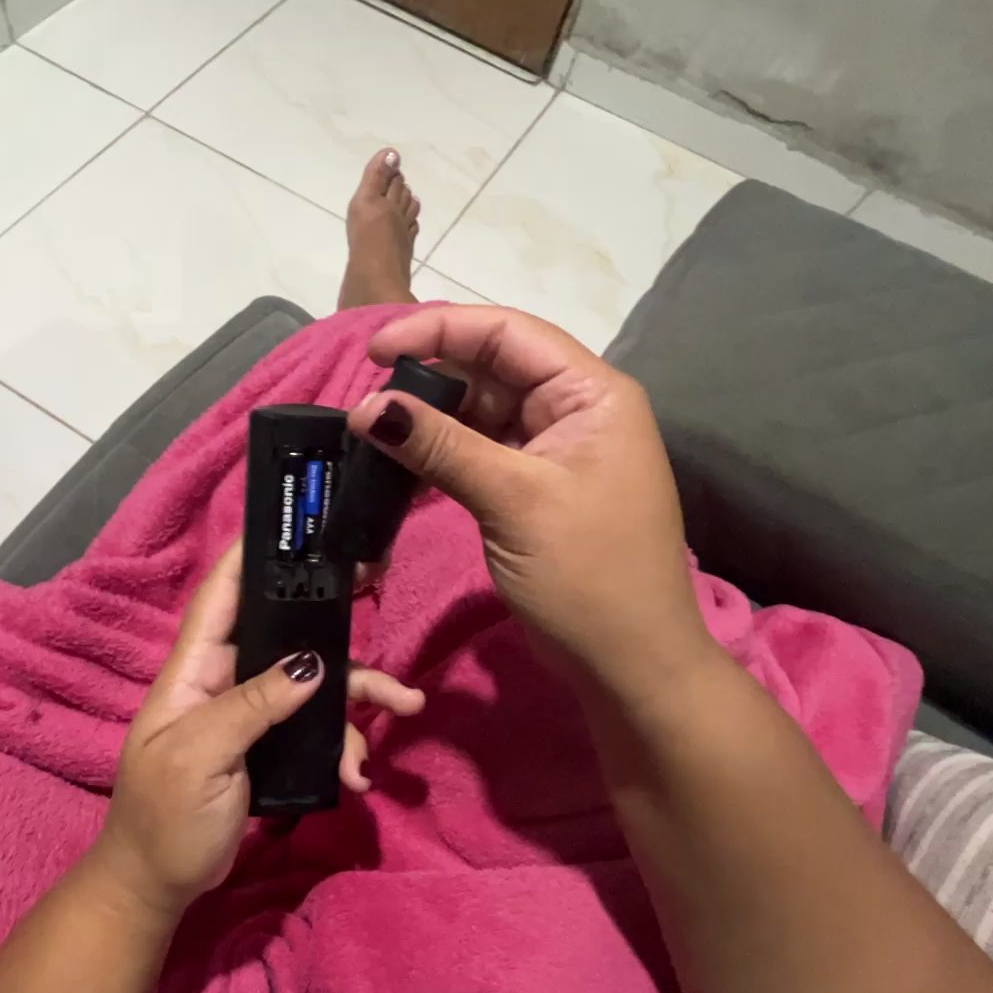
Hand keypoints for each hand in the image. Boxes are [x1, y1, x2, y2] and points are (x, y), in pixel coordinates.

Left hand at [90, 541, 423, 914]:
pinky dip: (344, 743)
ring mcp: (253, 713)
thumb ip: (253, 705)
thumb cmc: (164, 815)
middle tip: (379, 589)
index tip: (289, 526)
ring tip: (405, 706)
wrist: (161, 885)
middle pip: (286, 634)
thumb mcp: (201, 757)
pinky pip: (319, 728)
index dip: (248, 558)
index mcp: (194, 670)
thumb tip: (313, 663)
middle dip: (335, 624)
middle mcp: (227, 680)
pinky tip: (358, 774)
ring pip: (315, 682)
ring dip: (359, 694)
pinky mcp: (274, 745)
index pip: (220, 597)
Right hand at [345, 304, 719, 683]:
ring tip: (375, 436)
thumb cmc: (587, 574)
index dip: (438, 329)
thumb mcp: (512, 500)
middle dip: (428, 378)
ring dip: (429, 420)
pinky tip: (401, 466)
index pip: (508, 332)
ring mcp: (553, 450)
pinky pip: (478, 452)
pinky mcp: (532, 487)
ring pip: (479, 411)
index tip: (373, 352)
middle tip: (368, 404)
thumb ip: (439, 446)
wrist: (628, 663)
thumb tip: (365, 408)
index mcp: (591, 393)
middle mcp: (574, 409)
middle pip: (491, 368)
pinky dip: (441, 455)